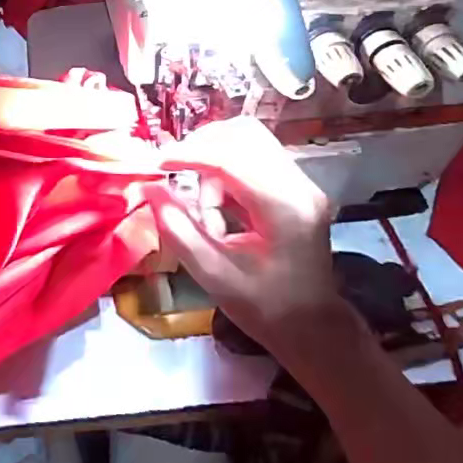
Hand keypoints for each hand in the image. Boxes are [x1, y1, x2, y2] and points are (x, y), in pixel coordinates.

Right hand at [144, 118, 353, 359]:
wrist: (313, 328)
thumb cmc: (266, 309)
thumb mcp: (214, 276)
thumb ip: (179, 229)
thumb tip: (150, 189)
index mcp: (284, 209)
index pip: (230, 159)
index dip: (188, 155)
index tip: (157, 163)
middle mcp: (299, 186)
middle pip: (245, 134)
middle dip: (203, 149)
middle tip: (176, 176)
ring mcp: (302, 184)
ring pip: (249, 142)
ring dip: (214, 163)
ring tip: (204, 209)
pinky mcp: (296, 187)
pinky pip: (254, 158)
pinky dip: (226, 171)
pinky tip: (216, 206)